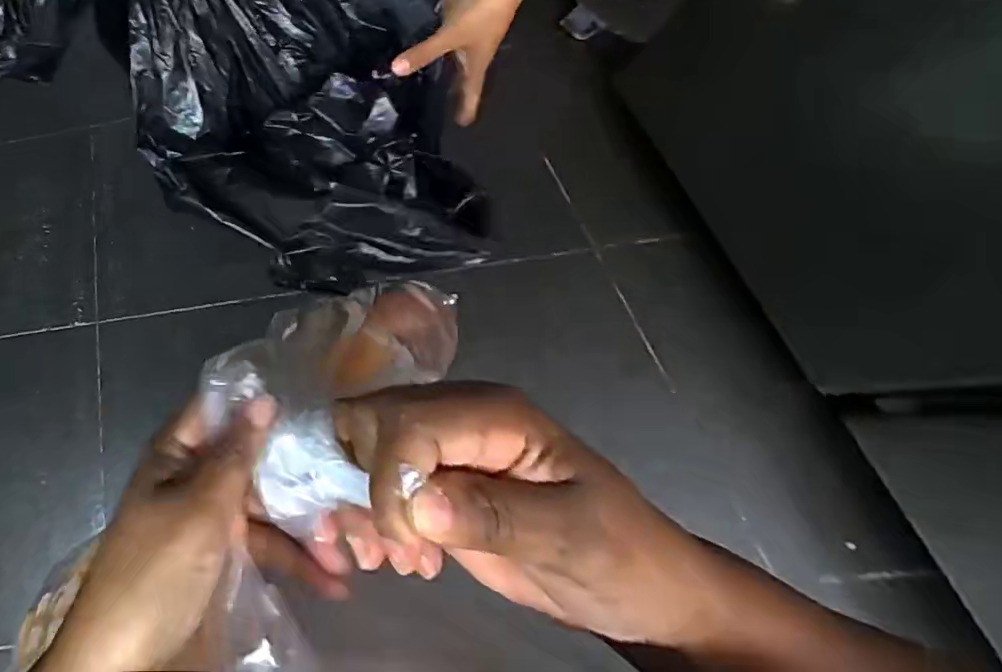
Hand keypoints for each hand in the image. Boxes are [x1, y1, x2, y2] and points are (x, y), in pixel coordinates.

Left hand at [38, 397, 345, 671]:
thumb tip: (265, 398)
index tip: (312, 406)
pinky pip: (263, 547)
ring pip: (265, 507)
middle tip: (346, 496)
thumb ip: (237, 455)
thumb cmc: (158, 568)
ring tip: (349, 555)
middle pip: (253, 462)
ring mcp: (209, 517)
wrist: (124, 661)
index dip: (262, 404)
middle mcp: (195, 475)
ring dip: (306, 529)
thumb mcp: (201, 507)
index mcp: (179, 451)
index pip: (223, 410)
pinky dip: (295, 563)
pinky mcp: (222, 557)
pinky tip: (333, 583)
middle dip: (299, 479)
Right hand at [333, 382, 729, 646]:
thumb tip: (415, 504)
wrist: (641, 589)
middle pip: (373, 419)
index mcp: (494, 414)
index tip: (407, 540)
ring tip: (394, 559)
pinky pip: (376, 476)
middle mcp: (457, 416)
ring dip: (360, 499)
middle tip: (395, 548)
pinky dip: (369, 512)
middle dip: (367, 482)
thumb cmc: (623, 557)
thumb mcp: (573, 538)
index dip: (392, 477)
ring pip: (362, 442)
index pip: (410, 422)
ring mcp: (442, 444)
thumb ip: (495, 514)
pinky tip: (398, 556)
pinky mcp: (432, 477)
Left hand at [390, 0, 532, 126]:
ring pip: (441, 55)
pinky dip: (420, 41)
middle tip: (420, 108)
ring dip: (427, 65)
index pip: (471, 92)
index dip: (466, 109)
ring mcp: (457, 32)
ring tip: (401, 81)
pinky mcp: (448, 15)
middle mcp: (467, 51)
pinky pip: (432, 33)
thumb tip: (395, 71)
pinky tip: (401, 46)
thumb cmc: (484, 9)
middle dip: (443, 91)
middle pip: (455, 76)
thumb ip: (424, 52)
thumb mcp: (452, 35)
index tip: (460, 126)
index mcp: (476, 62)